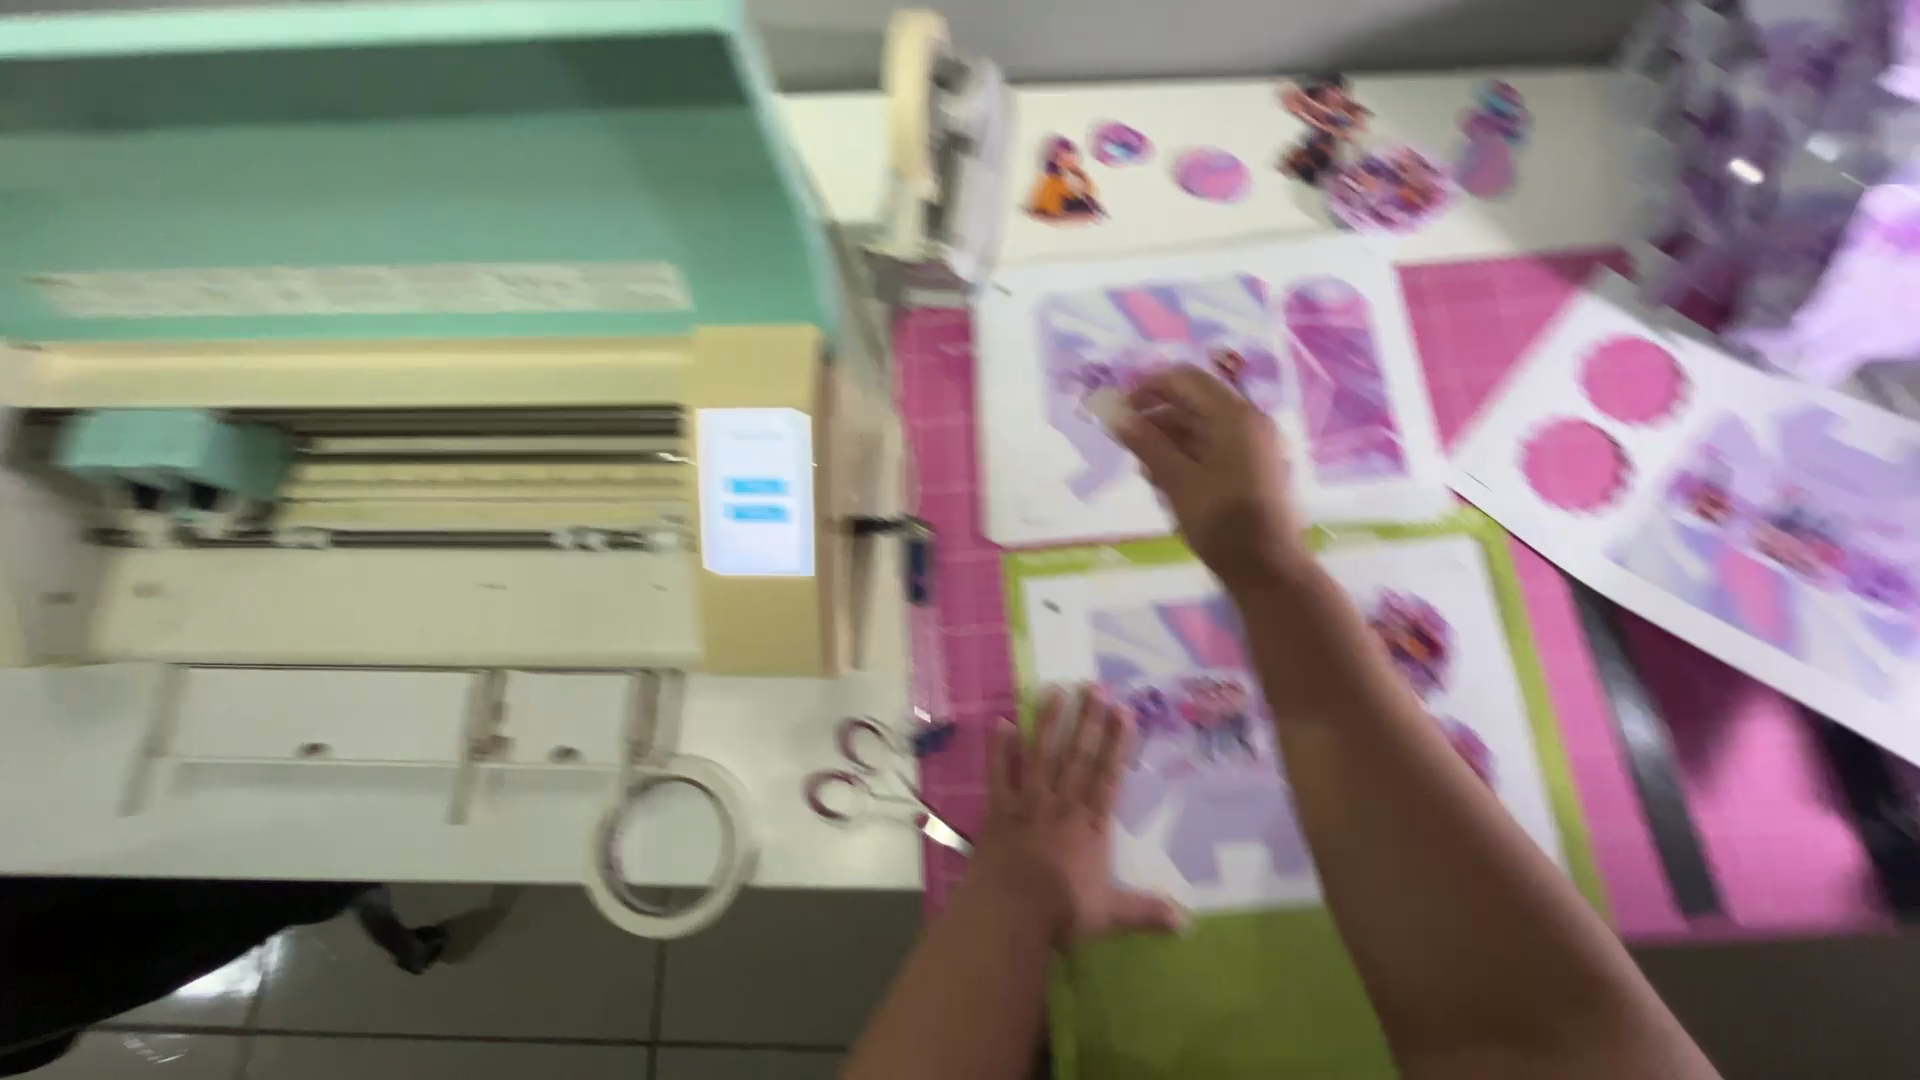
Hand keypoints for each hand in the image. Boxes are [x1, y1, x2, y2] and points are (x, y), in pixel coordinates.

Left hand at [973, 685, 1185, 946]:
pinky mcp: (999, 809)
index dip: (1116, 742)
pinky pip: (1000, 773)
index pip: (1108, 775)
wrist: (1009, 912)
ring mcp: (1028, 802)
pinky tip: (1002, 722)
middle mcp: (1062, 804)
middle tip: (1094, 685)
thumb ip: (1146, 912)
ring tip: (1055, 689)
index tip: (1123, 710)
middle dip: (1088, 720)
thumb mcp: (1109, 915)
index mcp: (1090, 825)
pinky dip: (1001, 748)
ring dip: (1049, 722)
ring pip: (1041, 754)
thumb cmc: (1061, 912)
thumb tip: (1187, 922)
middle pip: (1077, 755)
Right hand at [1115, 367, 1308, 590]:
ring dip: (1167, 438)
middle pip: (1193, 402)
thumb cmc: (1221, 523)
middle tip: (1123, 438)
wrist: (1268, 569)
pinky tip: (1163, 478)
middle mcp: (1248, 421)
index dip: (1147, 386)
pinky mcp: (1251, 467)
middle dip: (1155, 415)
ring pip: (1201, 426)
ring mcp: (1253, 445)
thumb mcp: (1177, 481)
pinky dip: (1185, 454)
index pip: (1185, 379)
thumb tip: (1116, 416)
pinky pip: (1213, 447)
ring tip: (1141, 466)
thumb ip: (1146, 443)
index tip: (1117, 406)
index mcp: (1235, 416)